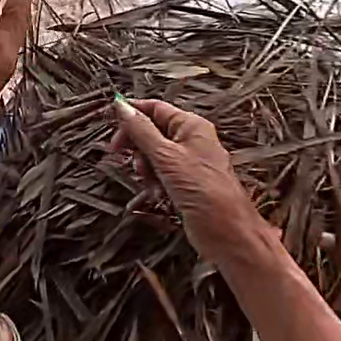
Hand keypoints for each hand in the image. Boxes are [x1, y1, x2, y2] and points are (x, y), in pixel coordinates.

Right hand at [111, 97, 268, 262]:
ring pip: (153, 154)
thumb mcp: (166, 156)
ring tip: (147, 176)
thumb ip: (141, 130)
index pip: (155, 108)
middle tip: (120, 151)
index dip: (132, 112)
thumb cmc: (207, 193)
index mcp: (192, 126)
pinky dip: (153, 180)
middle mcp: (191, 141)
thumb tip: (122, 107)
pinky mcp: (185, 184)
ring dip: (144, 165)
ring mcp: (188, 163)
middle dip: (136, 143)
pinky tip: (156, 190)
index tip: (112, 118)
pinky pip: (160, 173)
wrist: (228, 233)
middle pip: (152, 131)